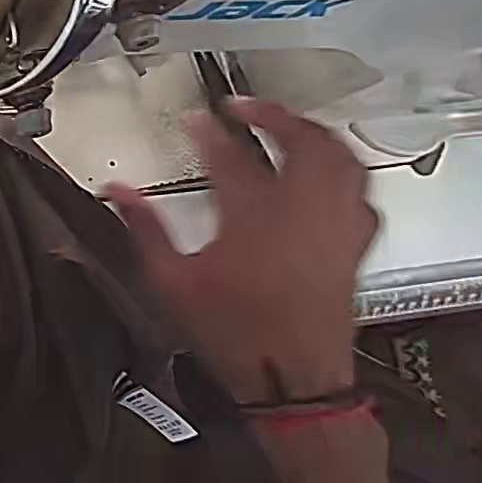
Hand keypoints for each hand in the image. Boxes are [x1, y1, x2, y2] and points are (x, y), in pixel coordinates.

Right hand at [103, 99, 377, 403]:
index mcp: (253, 217)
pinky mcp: (353, 246)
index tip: (195, 119)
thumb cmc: (233, 331)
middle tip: (246, 105)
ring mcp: (334, 228)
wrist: (289, 377)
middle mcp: (302, 214)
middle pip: (303, 141)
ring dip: (315, 132)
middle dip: (274, 113)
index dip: (207, 131)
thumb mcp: (169, 280)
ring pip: (343, 159)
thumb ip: (144, 228)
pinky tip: (332, 174)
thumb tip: (119, 193)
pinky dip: (345, 170)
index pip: (228, 155)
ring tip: (293, 123)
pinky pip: (362, 192)